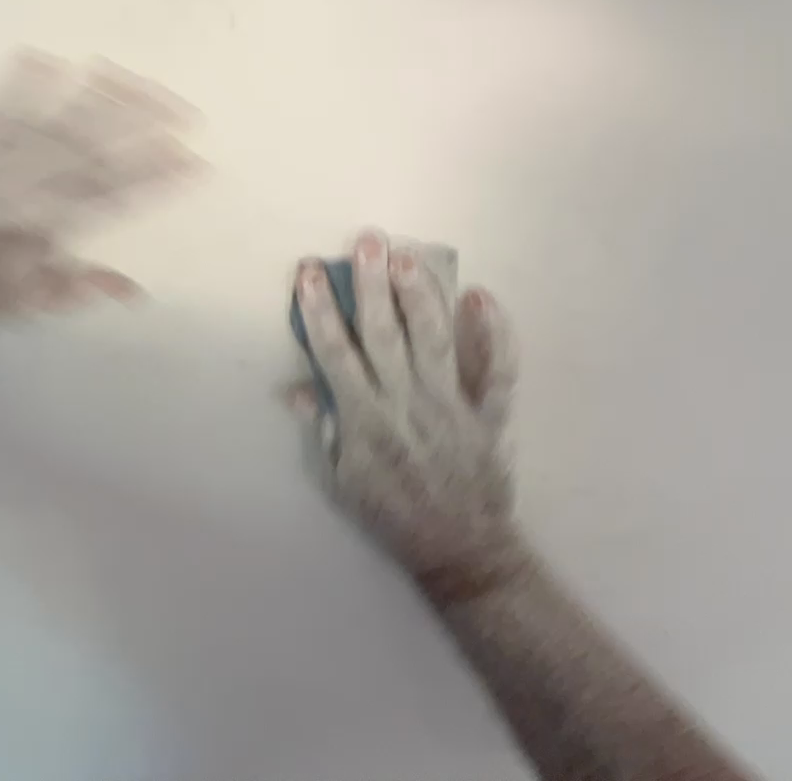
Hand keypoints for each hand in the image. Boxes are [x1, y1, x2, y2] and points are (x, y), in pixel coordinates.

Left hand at [0, 48, 201, 317]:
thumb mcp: (24, 302)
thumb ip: (75, 289)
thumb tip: (133, 289)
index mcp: (40, 228)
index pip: (110, 197)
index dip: (156, 176)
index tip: (194, 159)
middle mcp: (20, 189)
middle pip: (90, 148)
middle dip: (141, 124)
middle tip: (183, 108)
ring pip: (50, 121)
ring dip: (93, 96)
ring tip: (129, 73)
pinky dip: (19, 82)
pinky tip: (47, 57)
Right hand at [291, 230, 524, 600]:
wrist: (460, 549)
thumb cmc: (391, 512)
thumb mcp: (340, 479)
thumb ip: (320, 428)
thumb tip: (294, 387)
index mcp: (364, 418)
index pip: (334, 353)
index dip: (320, 309)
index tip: (310, 271)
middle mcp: (405, 403)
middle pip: (384, 334)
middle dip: (372, 286)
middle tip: (366, 241)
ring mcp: (451, 406)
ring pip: (434, 340)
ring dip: (420, 296)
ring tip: (408, 256)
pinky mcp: (490, 415)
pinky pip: (497, 371)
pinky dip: (495, 335)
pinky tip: (481, 296)